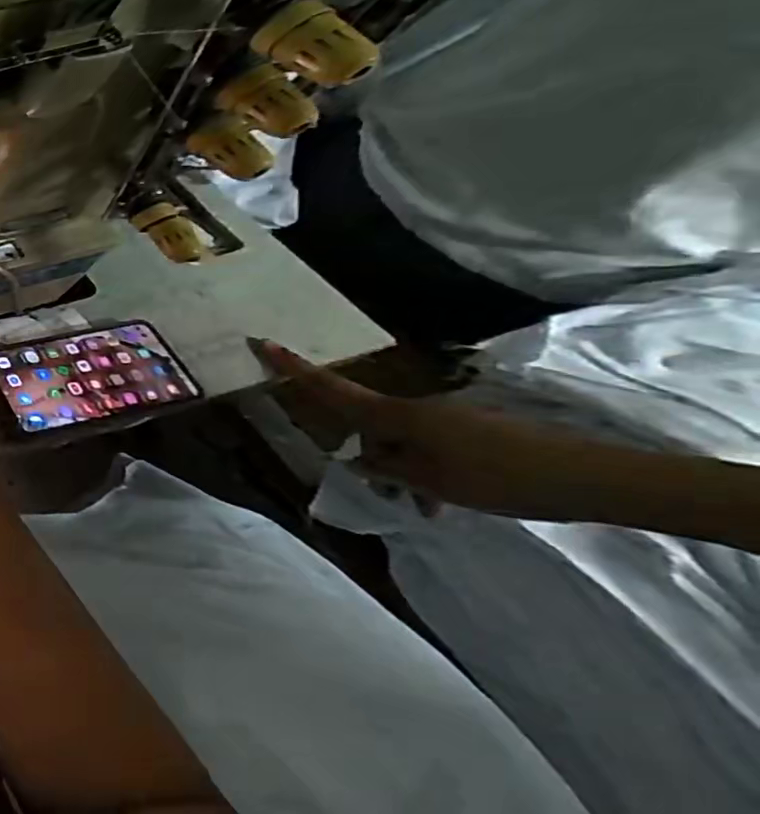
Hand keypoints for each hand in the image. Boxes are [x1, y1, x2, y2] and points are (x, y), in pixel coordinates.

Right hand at [253, 338, 619, 519]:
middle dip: (367, 454)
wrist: (586, 477)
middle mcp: (413, 409)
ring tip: (423, 507)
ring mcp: (443, 418)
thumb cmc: (495, 477)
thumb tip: (360, 459)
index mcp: (395, 415)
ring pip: (400, 442)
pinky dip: (426, 472)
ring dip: (402, 471)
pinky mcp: (468, 431)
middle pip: (367, 424)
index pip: (331, 389)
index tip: (261, 341)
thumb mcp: (430, 481)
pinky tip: (445, 503)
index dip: (294, 368)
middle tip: (388, 492)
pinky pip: (427, 448)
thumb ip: (386, 467)